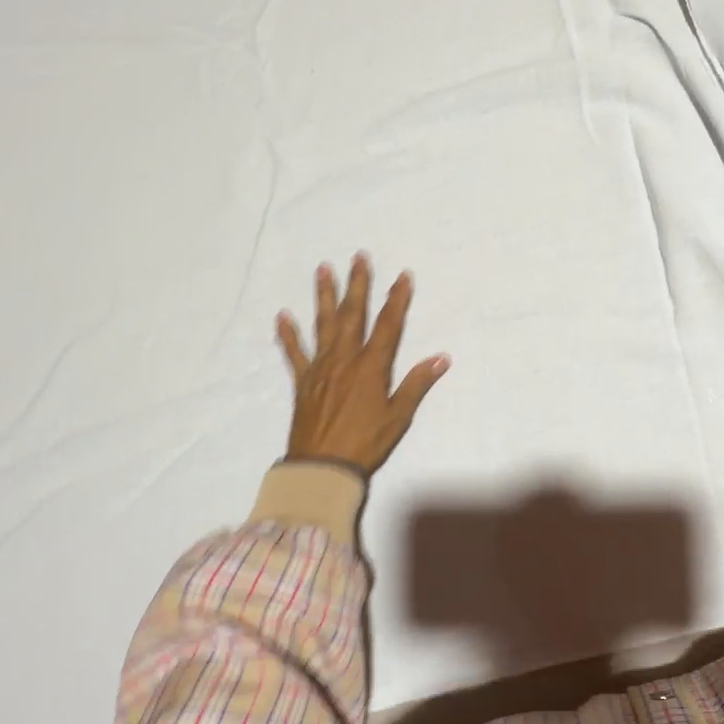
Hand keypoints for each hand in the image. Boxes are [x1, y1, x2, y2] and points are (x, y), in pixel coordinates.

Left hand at [276, 255, 449, 476]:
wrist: (322, 467)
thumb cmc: (365, 443)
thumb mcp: (399, 416)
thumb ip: (416, 384)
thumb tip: (441, 358)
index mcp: (372, 366)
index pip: (389, 325)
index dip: (397, 299)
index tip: (403, 276)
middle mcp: (345, 359)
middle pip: (353, 314)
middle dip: (358, 284)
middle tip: (358, 256)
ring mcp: (321, 368)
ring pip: (323, 324)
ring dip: (324, 296)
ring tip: (323, 269)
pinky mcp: (303, 381)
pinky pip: (294, 353)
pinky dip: (288, 334)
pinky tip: (282, 316)